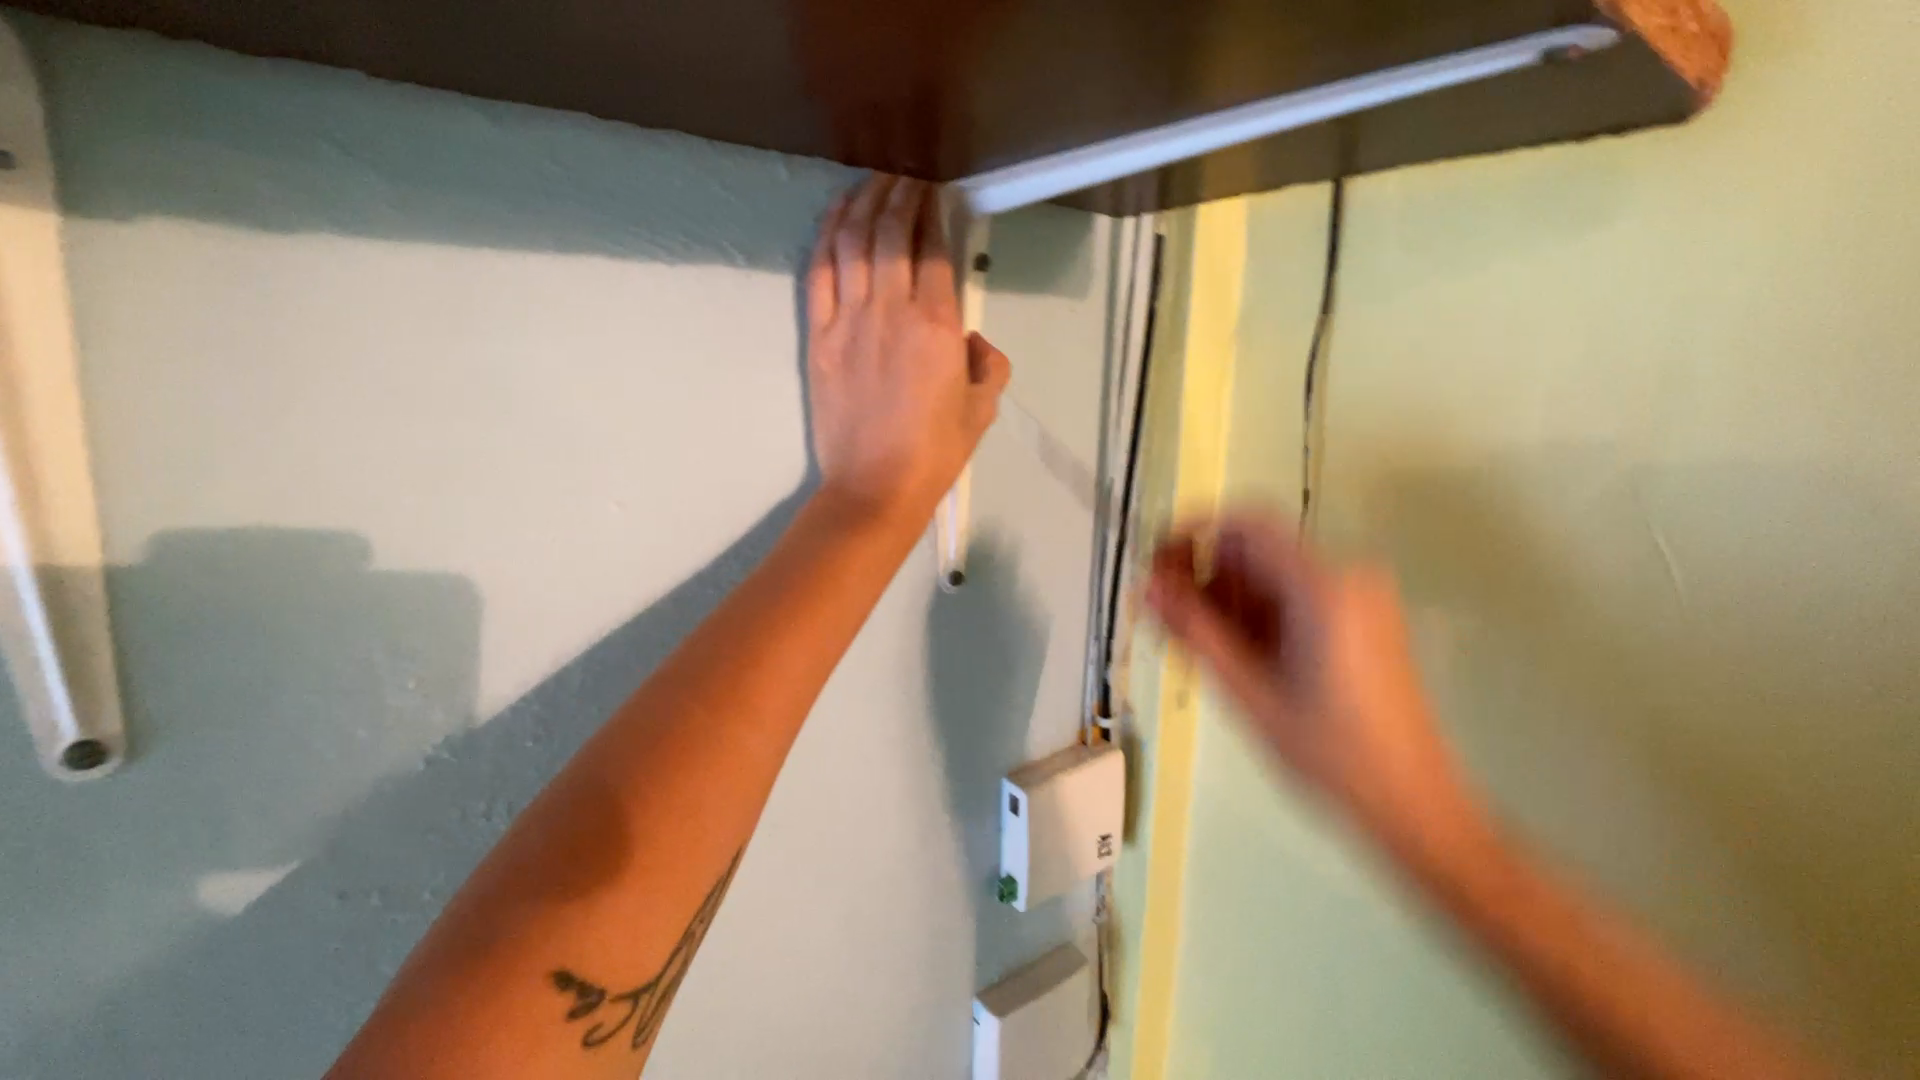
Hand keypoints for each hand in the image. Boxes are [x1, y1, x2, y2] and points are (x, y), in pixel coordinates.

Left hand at [806, 174, 1010, 523]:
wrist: (875, 487)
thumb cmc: (935, 453)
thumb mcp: (982, 409)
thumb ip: (988, 364)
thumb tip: (973, 338)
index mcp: (938, 325)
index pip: (935, 250)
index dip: (935, 213)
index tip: (937, 191)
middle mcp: (892, 310)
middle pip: (893, 232)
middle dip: (901, 193)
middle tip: (908, 174)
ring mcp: (849, 320)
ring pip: (853, 242)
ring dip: (863, 202)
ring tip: (873, 179)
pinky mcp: (819, 336)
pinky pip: (821, 272)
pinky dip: (827, 235)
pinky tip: (836, 212)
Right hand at [1145, 512, 1472, 841]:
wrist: (1413, 802)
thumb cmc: (1329, 753)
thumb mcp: (1249, 691)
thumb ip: (1194, 631)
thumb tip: (1145, 586)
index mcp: (1322, 587)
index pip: (1244, 526)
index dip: (1190, 534)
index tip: (1153, 567)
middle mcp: (1345, 577)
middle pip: (1256, 551)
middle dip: (1202, 575)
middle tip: (1162, 617)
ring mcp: (1357, 599)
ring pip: (1270, 576)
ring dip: (1225, 599)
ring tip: (1191, 644)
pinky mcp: (1359, 621)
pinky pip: (1292, 598)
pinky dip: (1255, 616)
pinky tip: (1230, 654)